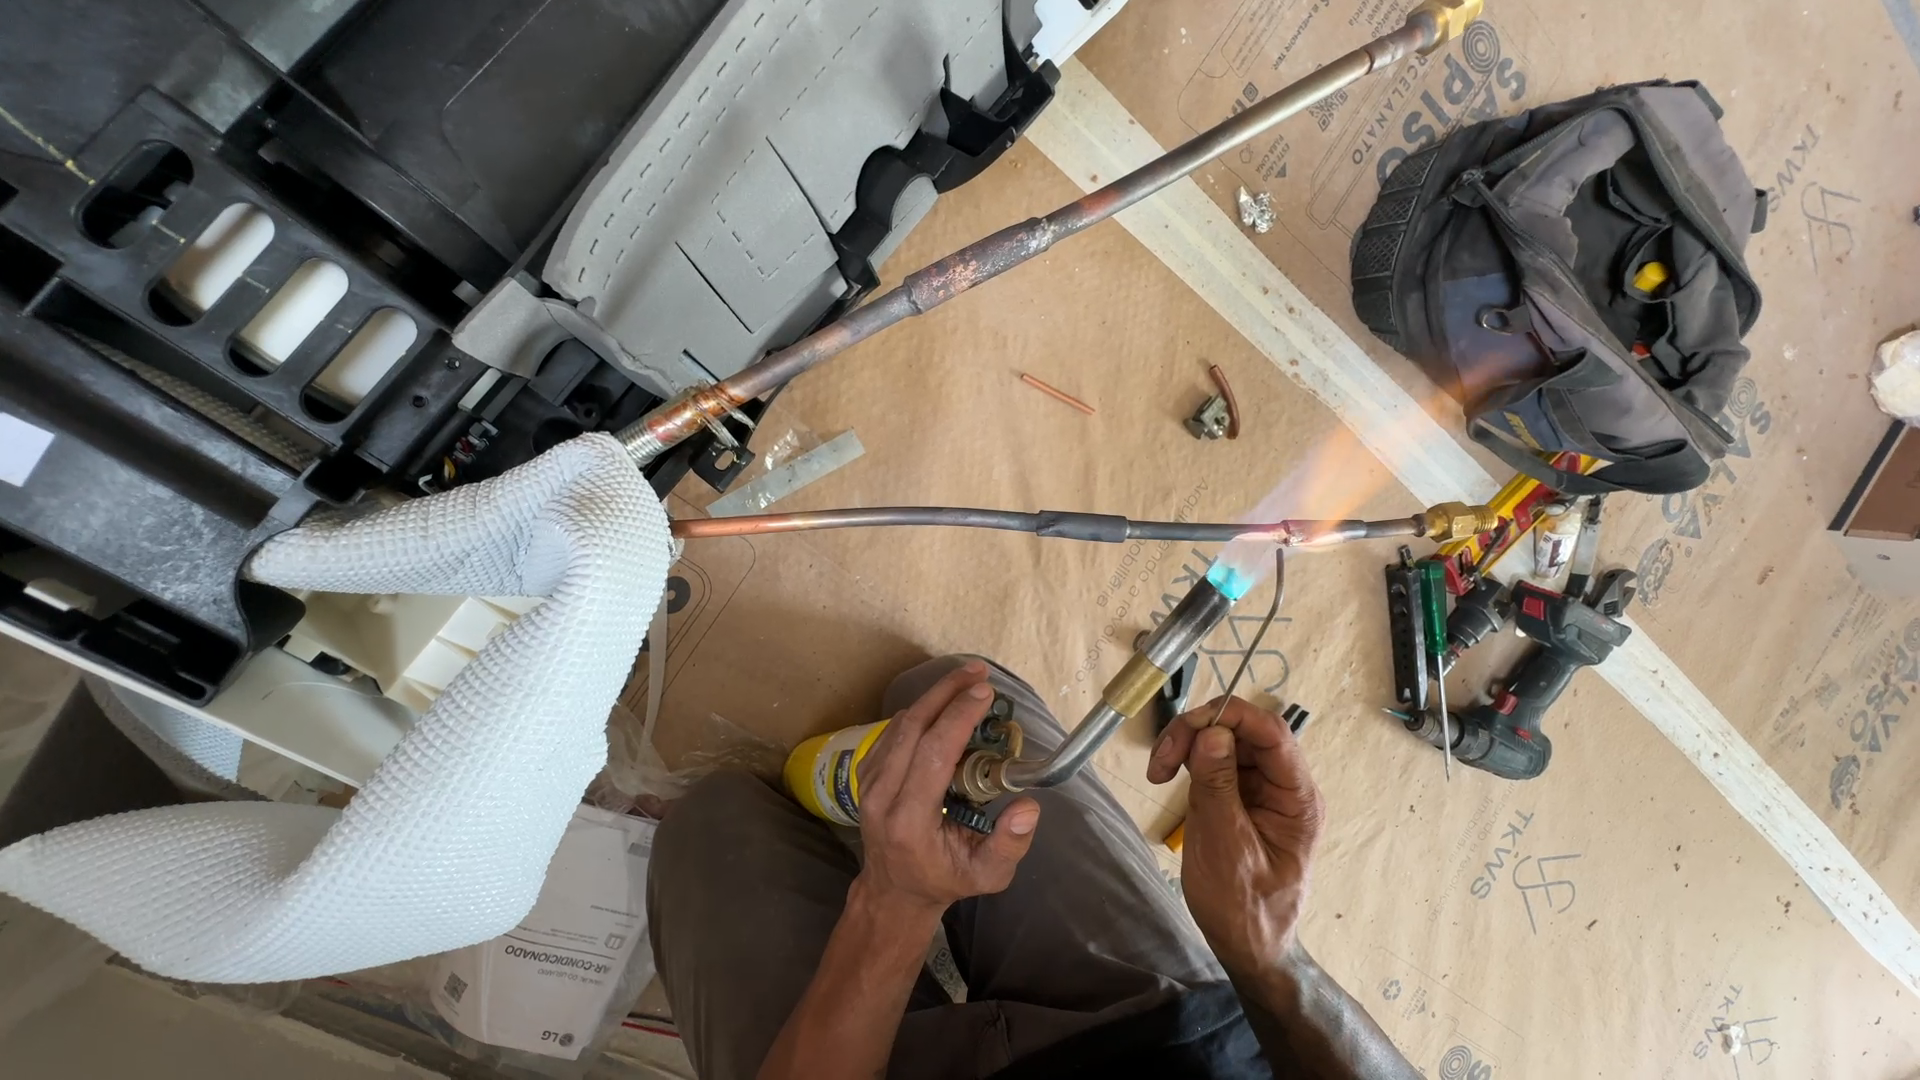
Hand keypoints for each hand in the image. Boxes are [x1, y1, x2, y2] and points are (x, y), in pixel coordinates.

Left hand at [853, 662, 1040, 915]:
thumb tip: (1028, 806)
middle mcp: (882, 796)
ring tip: (967, 678)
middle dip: (946, 693)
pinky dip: (921, 710)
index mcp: (909, 821)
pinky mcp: (866, 772)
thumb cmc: (944, 879)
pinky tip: (944, 701)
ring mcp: (869, 782)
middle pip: (913, 728)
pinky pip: (894, 730)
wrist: (893, 891)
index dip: (958, 718)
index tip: (985, 692)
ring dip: (934, 695)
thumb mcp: (986, 876)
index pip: (933, 754)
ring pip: (901, 724)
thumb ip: (1009, 845)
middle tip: (979, 671)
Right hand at [1147, 697, 1324, 977]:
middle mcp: (1282, 785)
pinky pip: (1213, 759)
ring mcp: (1259, 788)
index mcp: (1296, 798)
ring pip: (1224, 740)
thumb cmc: (1242, 907)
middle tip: (1161, 760)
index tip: (1188, 728)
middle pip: (1243, 730)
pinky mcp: (1237, 793)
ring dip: (1187, 744)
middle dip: (1198, 732)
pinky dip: (1186, 760)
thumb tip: (1212, 732)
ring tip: (1157, 770)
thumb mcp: (1225, 846)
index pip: (1272, 732)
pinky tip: (1166, 775)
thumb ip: (1218, 785)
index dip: (1231, 716)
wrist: (1246, 947)